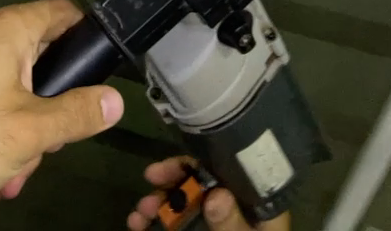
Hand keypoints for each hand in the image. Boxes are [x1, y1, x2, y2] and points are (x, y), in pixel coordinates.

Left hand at [0, 0, 124, 230]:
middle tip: (49, 143)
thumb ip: (77, 114)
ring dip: (23, 130)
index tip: (99, 73)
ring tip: (12, 172)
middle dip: (50, 107)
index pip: (64, 12)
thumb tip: (113, 101)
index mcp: (10, 28)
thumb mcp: (30, 132)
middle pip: (42, 59)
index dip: (88, 37)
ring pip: (16, 88)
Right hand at [126, 158, 290, 230]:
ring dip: (158, 206)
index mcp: (253, 200)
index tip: (158, 172)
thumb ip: (233, 225)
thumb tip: (216, 194)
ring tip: (136, 216)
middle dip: (166, 186)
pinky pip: (181, 224)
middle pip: (196, 183)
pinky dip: (161, 222)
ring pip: (184, 203)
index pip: (219, 168)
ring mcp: (219, 221)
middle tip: (144, 195)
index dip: (187, 165)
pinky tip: (140, 226)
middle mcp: (234, 204)